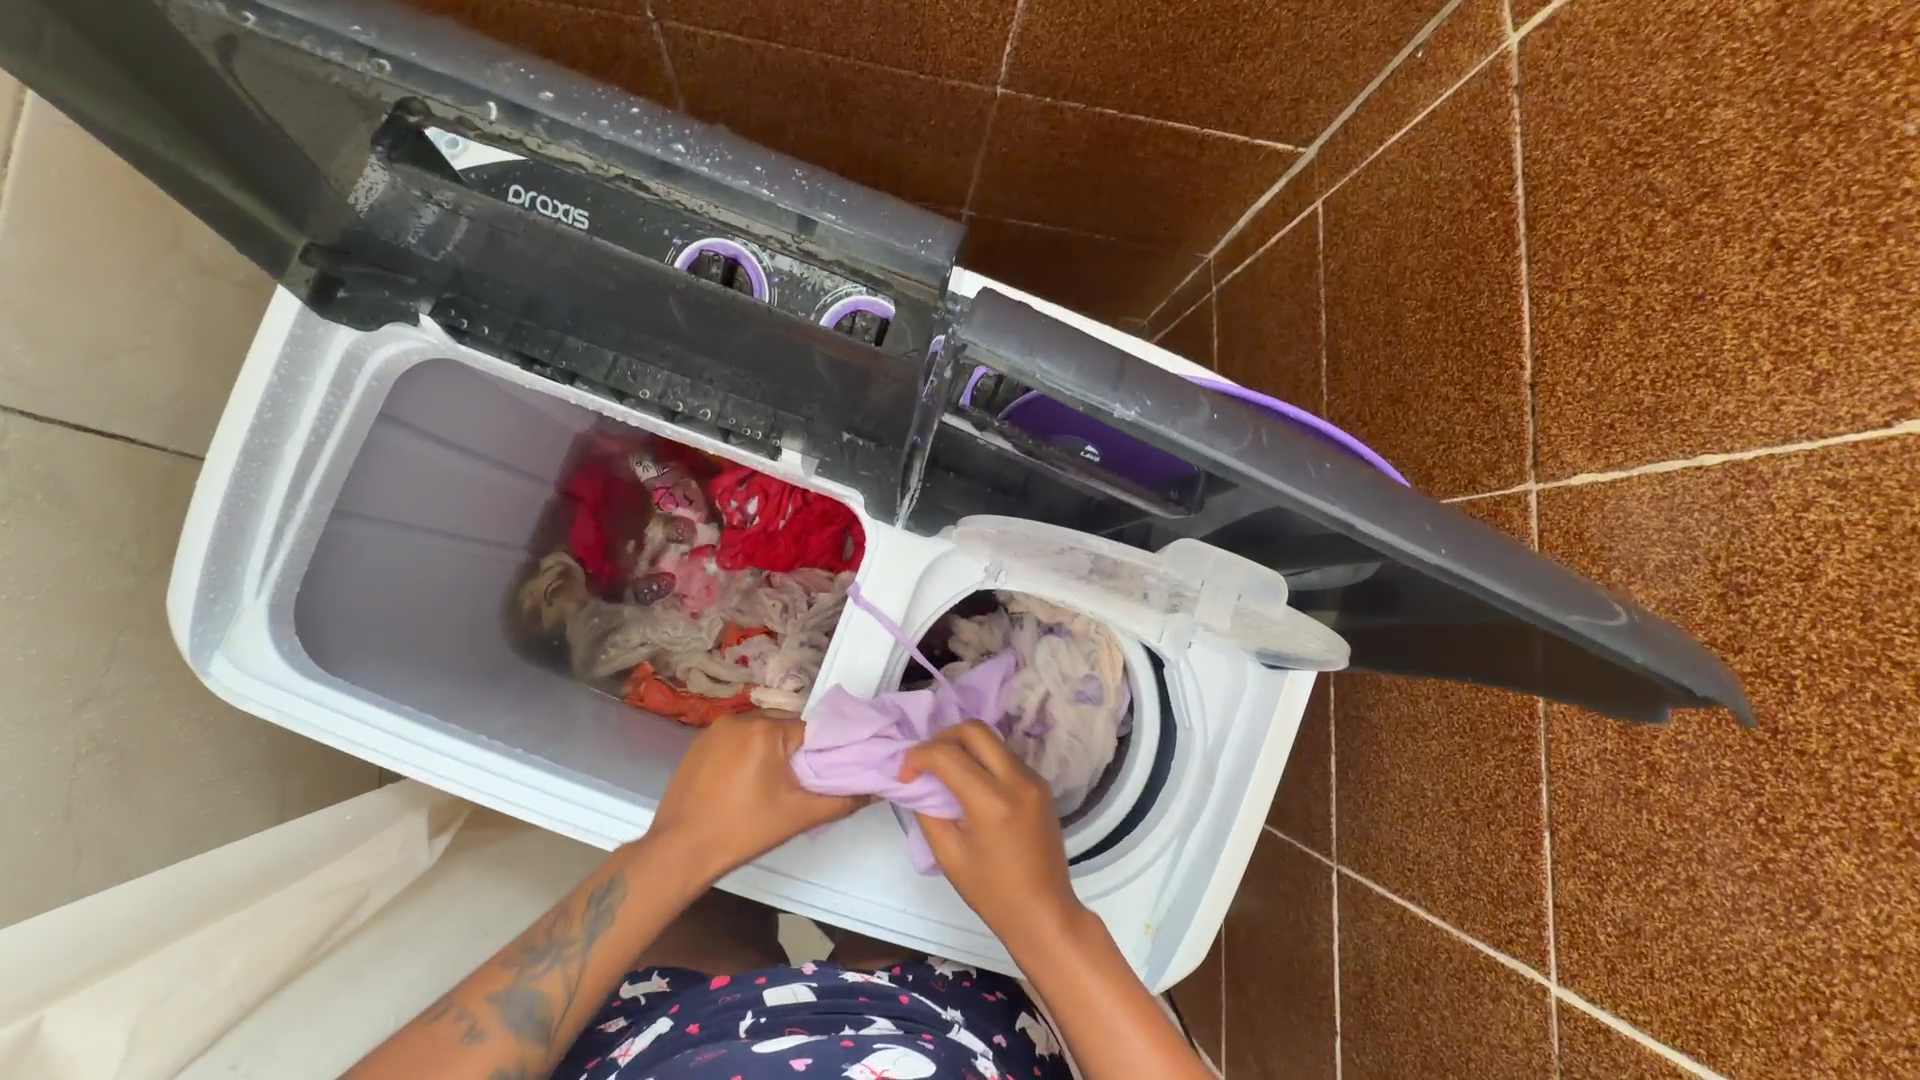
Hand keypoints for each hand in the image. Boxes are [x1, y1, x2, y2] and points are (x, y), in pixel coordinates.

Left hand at [647, 711, 865, 880]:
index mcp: (766, 731)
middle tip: (800, 787)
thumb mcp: (799, 816)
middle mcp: (739, 720)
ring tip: (772, 789)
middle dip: (797, 756)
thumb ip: (843, 799)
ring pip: (760, 737)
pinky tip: (744, 787)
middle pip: (785, 732)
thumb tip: (877, 789)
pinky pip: (735, 743)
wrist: (679, 852)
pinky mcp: (697, 745)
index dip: (826, 753)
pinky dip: (746, 758)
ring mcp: (714, 731)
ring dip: (771, 756)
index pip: (812, 731)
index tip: (830, 774)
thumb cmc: (742, 831)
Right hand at [901, 721, 1085, 946]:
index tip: (905, 775)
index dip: (917, 757)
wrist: (1044, 911)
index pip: (946, 754)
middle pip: (974, 729)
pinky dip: (983, 760)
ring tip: (945, 773)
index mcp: (992, 801)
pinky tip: (970, 784)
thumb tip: (919, 783)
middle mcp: (1017, 780)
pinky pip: (1006, 757)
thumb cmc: (992, 892)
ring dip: (964, 747)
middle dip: (942, 738)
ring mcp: (1034, 779)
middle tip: (926, 763)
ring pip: (992, 740)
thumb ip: (929, 811)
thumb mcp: (948, 854)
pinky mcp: (1041, 785)